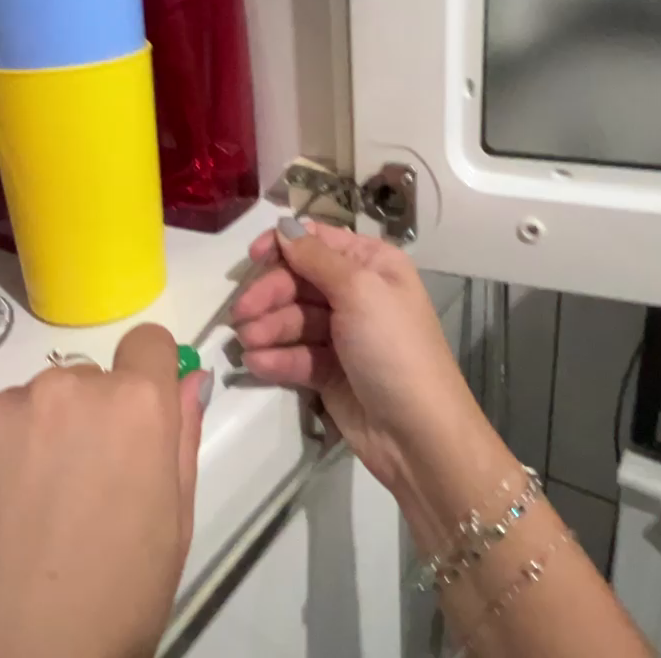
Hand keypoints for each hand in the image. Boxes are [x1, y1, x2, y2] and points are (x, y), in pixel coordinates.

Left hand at [0, 324, 210, 657]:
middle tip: (67, 505)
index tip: (132, 426)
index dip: (147, 378)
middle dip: (83, 425)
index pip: (149, 344)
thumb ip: (181, 443)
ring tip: (9, 529)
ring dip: (24, 447)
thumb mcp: (168, 539)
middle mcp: (58, 389)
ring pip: (20, 410)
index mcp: (131, 408)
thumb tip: (189, 381)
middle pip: (81, 383)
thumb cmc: (101, 624)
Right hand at [230, 218, 486, 499]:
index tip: (251, 258)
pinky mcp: (329, 371)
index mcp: (372, 264)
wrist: (418, 433)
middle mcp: (357, 293)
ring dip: (267, 327)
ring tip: (248, 343)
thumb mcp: (360, 291)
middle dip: (269, 294)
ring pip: (293, 318)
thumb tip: (284, 227)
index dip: (282, 245)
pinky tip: (257, 364)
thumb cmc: (394, 348)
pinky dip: (276, 357)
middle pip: (299, 280)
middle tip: (241, 315)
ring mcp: (342, 334)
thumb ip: (317, 257)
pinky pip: (296, 354)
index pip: (318, 241)